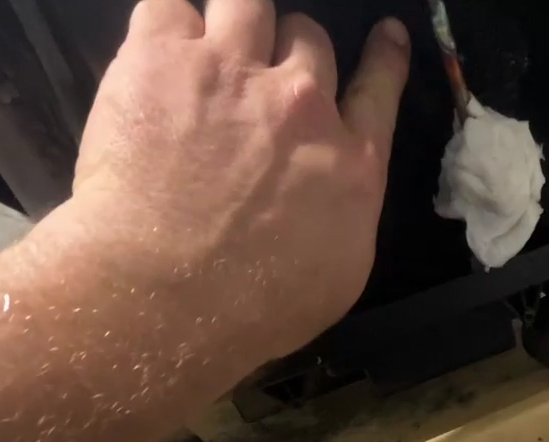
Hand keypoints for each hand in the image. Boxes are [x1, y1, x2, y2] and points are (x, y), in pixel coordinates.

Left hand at [39, 0, 409, 369]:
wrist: (175, 291)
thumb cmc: (266, 305)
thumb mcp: (343, 270)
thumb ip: (348, 210)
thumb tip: (339, 186)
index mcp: (353, 162)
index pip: (378, 90)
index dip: (384, 57)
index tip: (388, 34)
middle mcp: (302, 104)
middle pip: (310, 36)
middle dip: (294, 50)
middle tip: (267, 76)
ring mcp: (233, 71)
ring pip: (247, 0)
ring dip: (239, 18)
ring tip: (217, 44)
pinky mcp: (161, 56)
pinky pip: (169, 2)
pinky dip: (172, 22)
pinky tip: (165, 50)